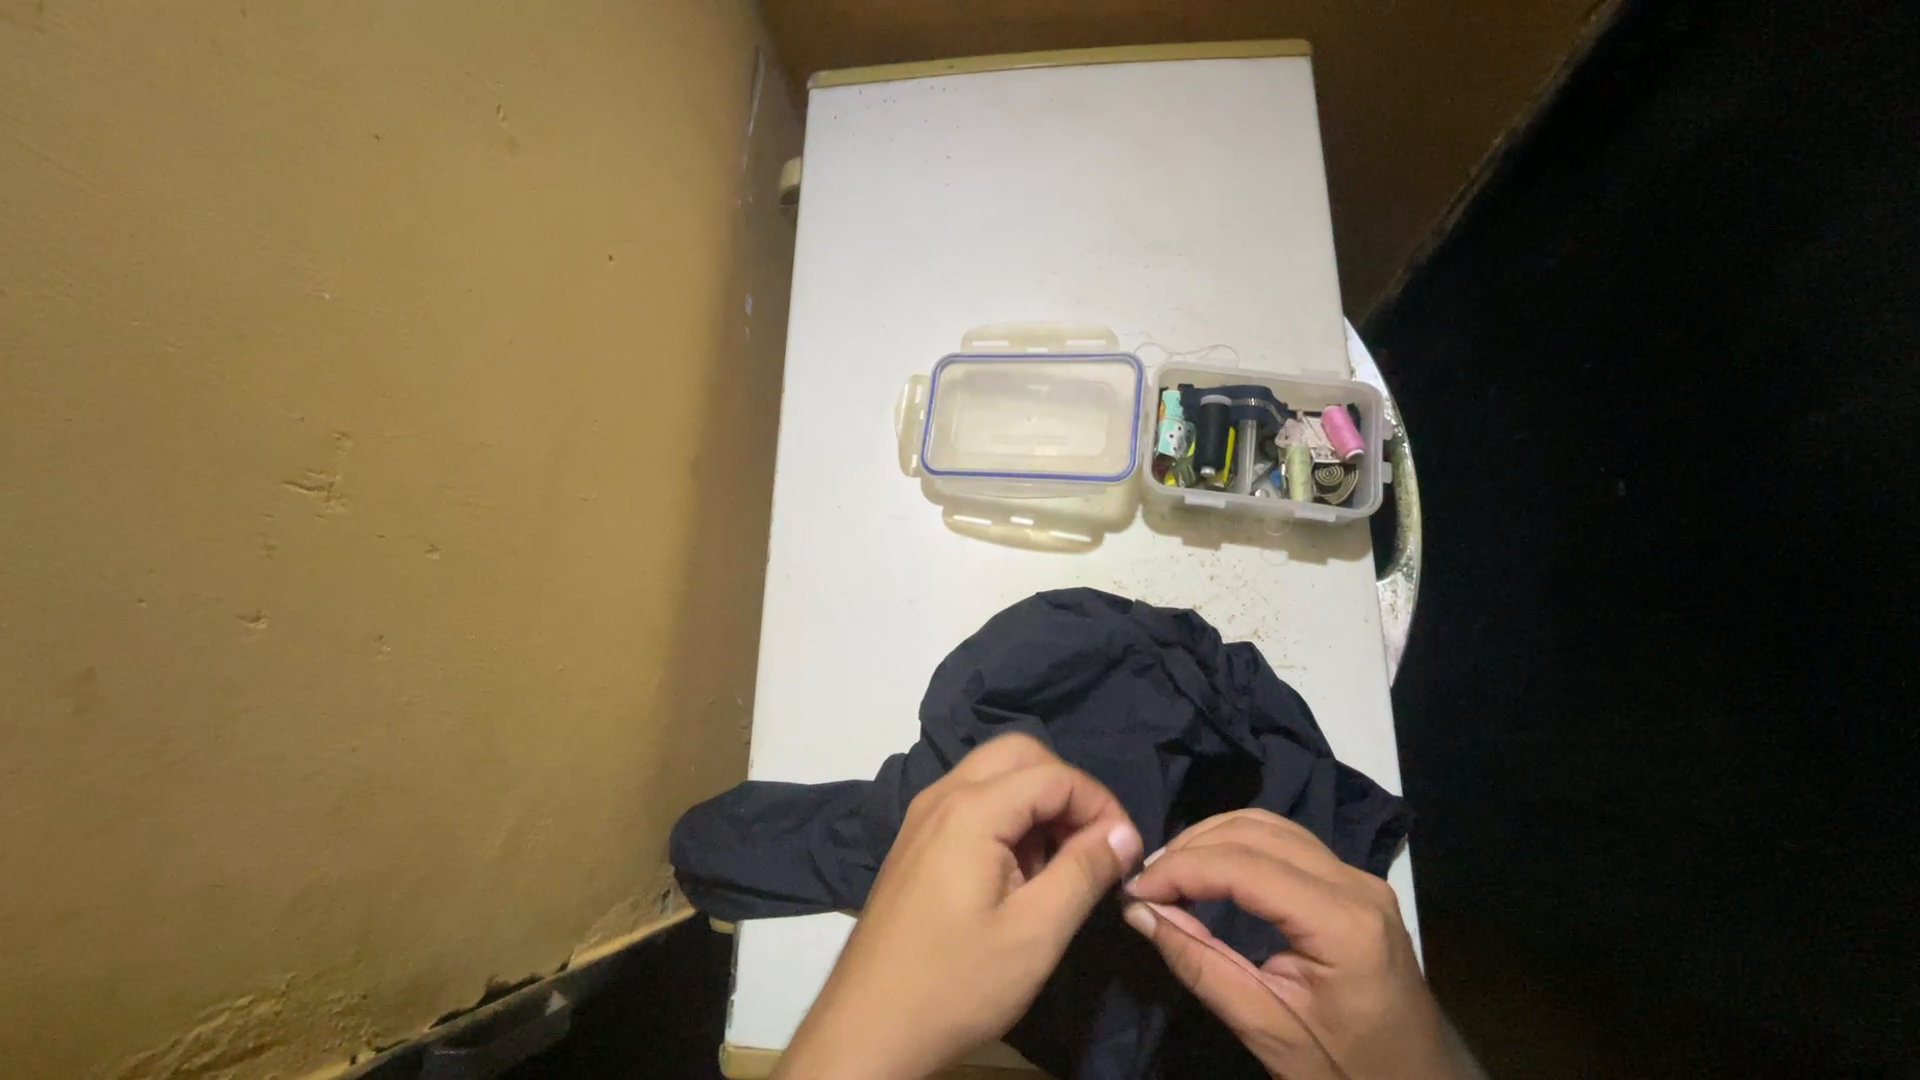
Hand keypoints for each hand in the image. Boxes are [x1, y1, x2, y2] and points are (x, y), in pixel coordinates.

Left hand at [775, 733, 1143, 1079]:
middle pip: (1019, 754)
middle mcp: (943, 795)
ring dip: (1036, 801)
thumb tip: (1123, 833)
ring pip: (994, 773)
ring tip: (1059, 861)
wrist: (868, 1026)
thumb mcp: (1035, 933)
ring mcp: (924, 814)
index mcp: (971, 809)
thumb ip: (1083, 872)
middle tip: (1091, 842)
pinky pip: (973, 800)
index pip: (1054, 775)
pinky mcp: (918, 838)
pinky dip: (1008, 815)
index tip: (1125, 849)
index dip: (1100, 804)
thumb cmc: (956, 982)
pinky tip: (1020, 870)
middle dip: (1065, 787)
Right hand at [1122, 810, 1478, 1079]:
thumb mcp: (1269, 1032)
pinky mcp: (1354, 883)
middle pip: (1254, 832)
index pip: (1243, 867)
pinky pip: (1286, 840)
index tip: (1134, 889)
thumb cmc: (1350, 1074)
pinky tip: (1211, 867)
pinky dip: (1238, 843)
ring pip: (1269, 825)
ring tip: (1170, 872)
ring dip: (1212, 839)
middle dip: (1191, 849)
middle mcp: (1355, 883)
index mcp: (1343, 923)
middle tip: (1147, 882)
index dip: (1181, 869)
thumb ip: (1201, 965)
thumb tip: (1139, 911)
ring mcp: (1359, 878)